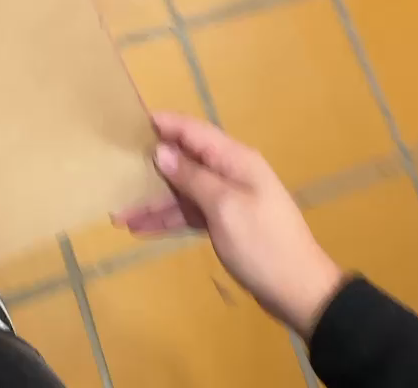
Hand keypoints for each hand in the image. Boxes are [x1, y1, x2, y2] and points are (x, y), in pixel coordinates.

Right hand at [114, 112, 345, 335]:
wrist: (303, 295)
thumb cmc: (264, 244)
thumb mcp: (225, 207)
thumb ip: (192, 177)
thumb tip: (161, 151)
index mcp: (235, 160)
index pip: (192, 131)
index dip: (162, 124)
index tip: (128, 123)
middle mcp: (229, 173)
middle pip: (183, 160)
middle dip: (150, 166)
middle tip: (115, 169)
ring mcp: (227, 199)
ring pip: (181, 189)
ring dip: (153, 199)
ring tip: (119, 212)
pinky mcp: (224, 223)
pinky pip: (188, 212)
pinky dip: (167, 218)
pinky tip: (140, 228)